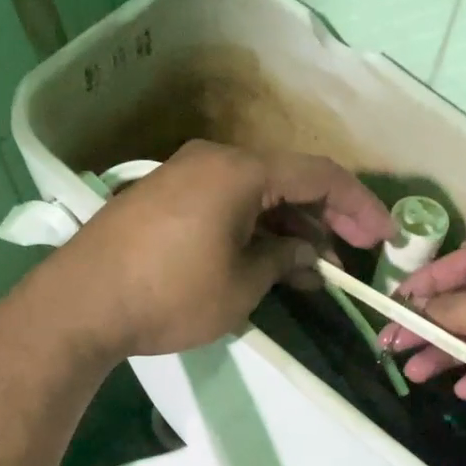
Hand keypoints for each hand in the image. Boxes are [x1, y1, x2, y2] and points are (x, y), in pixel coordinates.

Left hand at [40, 140, 389, 358]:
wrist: (80, 304)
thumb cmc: (169, 295)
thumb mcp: (241, 286)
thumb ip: (282, 260)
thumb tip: (306, 252)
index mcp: (239, 171)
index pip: (318, 176)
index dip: (359, 206)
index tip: (384, 239)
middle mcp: (211, 160)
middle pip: (285, 181)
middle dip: (322, 220)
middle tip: (347, 259)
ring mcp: (180, 177)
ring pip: (253, 195)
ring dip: (285, 228)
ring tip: (310, 270)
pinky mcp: (160, 201)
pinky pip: (222, 205)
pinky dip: (251, 229)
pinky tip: (263, 261)